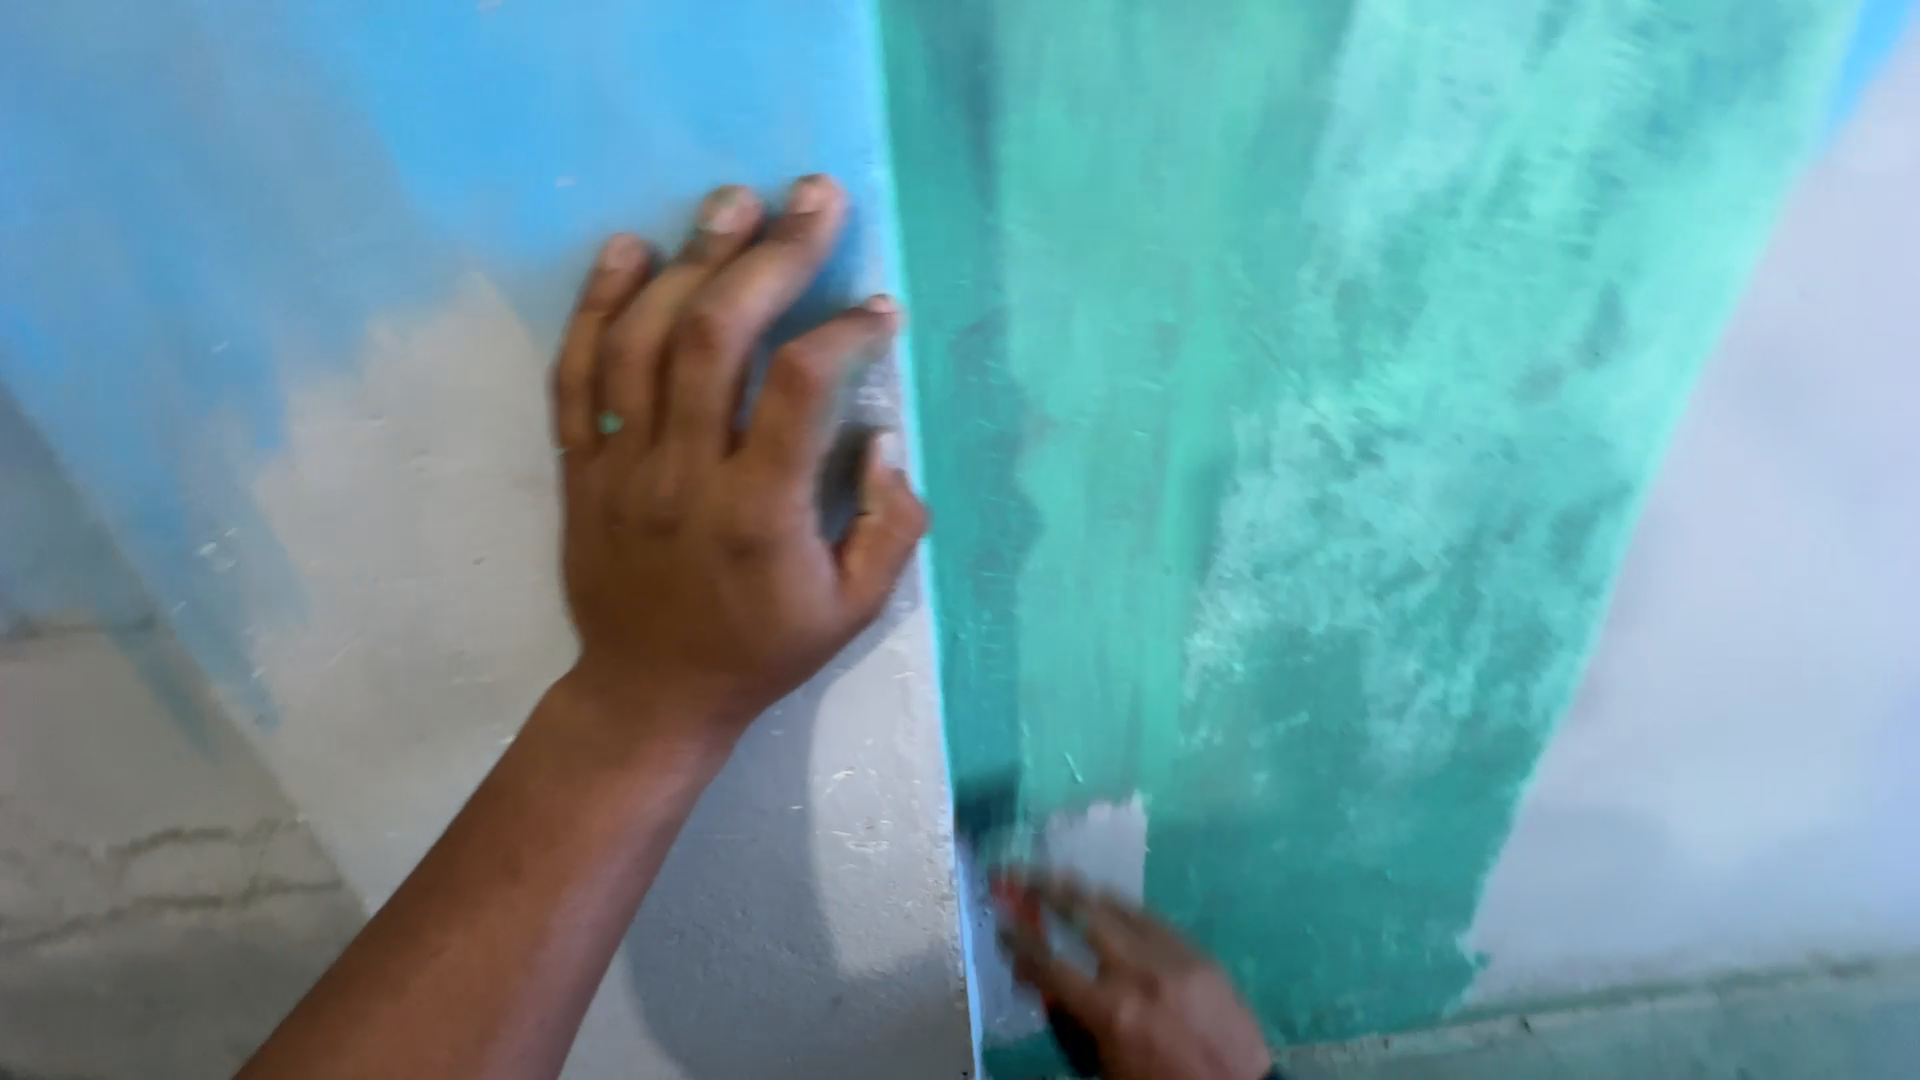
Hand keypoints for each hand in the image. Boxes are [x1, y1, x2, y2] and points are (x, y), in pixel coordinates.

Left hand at [549, 175, 927, 753]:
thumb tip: (883, 436)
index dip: (847, 332)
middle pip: (721, 336)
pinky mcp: (583, 467)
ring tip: (731, 202)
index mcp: (762, 511)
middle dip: (772, 256)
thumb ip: (890, 525)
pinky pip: (578, 373)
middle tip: (810, 198)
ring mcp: (623, 466)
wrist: (652, 694)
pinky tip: (626, 250)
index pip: (805, 388)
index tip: (878, 308)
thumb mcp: (855, 609)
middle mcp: (687, 473)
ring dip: (690, 258)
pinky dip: (597, 305)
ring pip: (646, 339)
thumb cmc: (764, 650)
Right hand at [996, 873, 1272, 1079]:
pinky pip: (1151, 918)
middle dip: (1046, 888)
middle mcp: (1138, 971)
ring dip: (1083, 891)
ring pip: (1118, 906)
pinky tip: (1108, 905)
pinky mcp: (1198, 951)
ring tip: (1059, 879)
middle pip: (1083, 912)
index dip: (1018, 940)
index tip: (1000, 922)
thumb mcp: (1104, 1066)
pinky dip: (1122, 909)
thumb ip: (1070, 1020)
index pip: (1049, 963)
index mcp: (1111, 1010)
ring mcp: (1172, 955)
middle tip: (1022, 873)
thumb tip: (1036, 977)